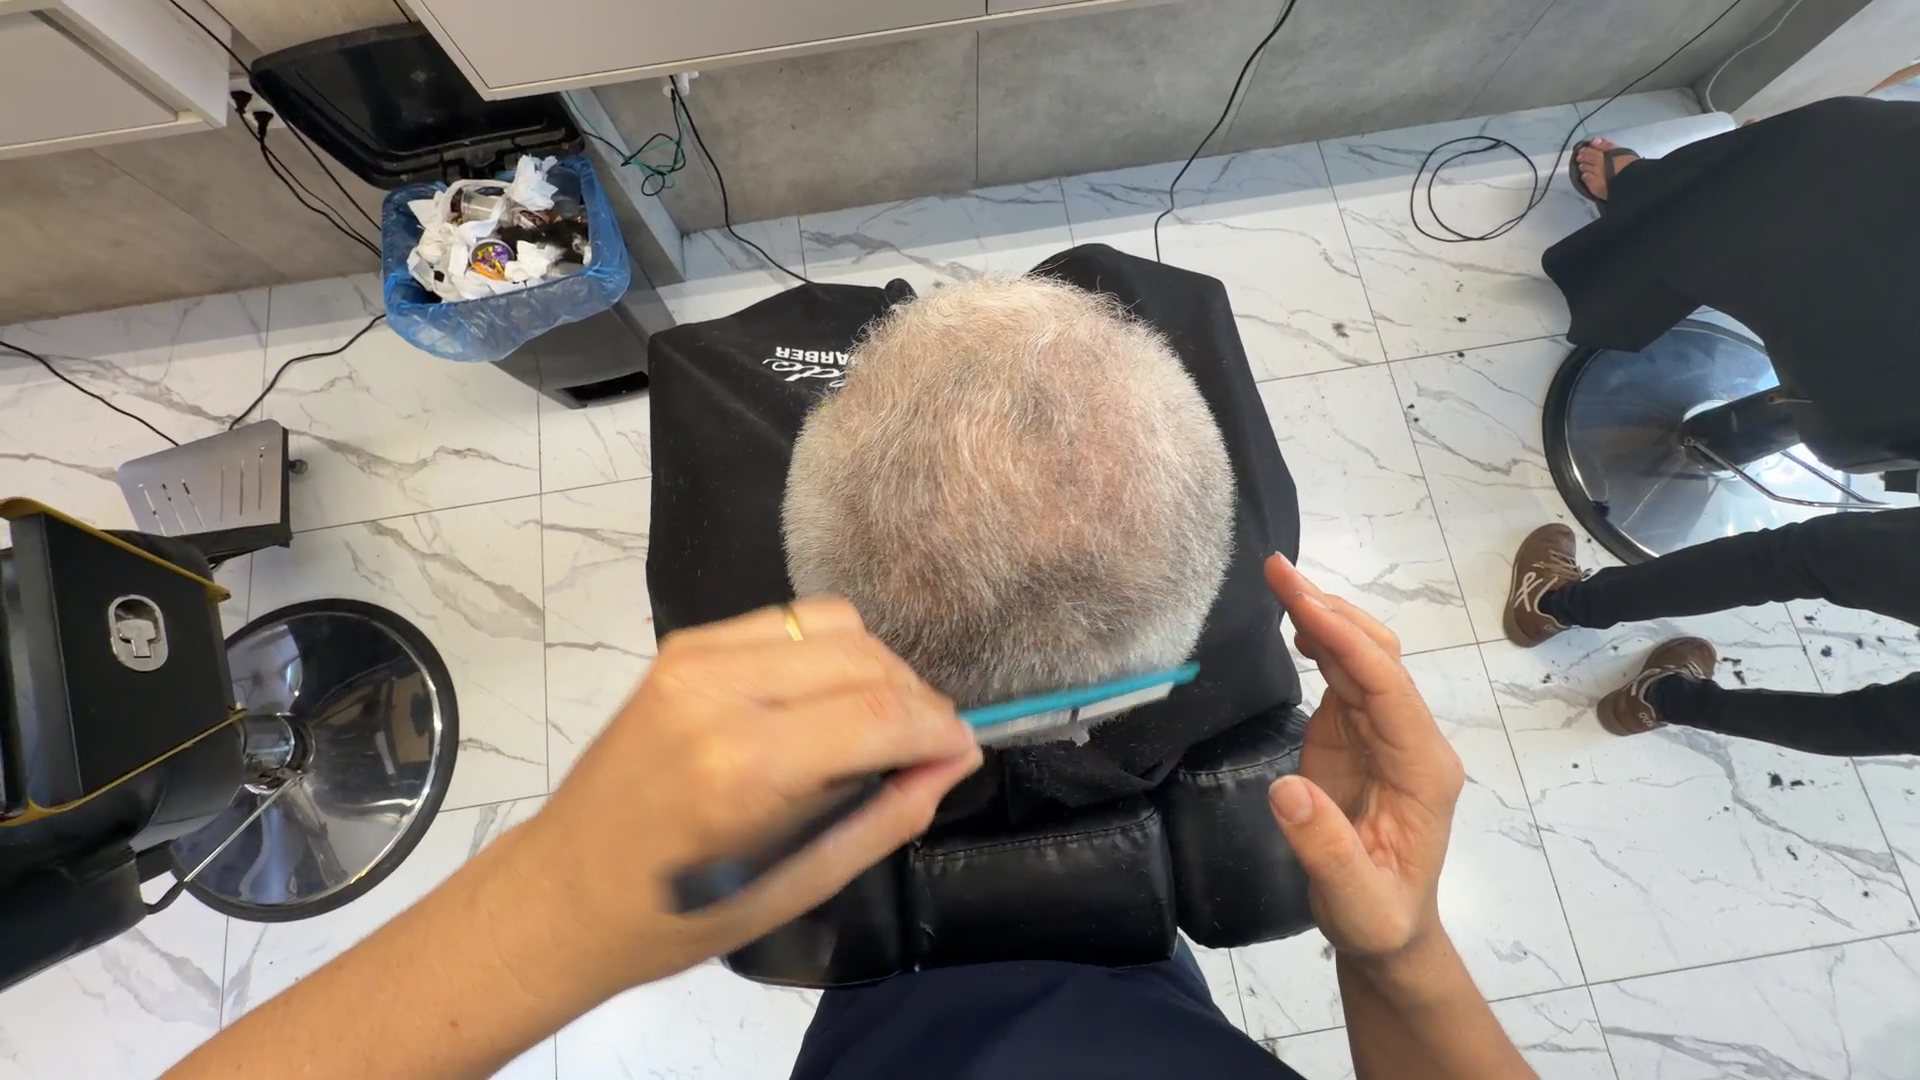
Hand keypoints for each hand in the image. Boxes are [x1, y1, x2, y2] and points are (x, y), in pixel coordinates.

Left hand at [503, 598, 981, 995]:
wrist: (562, 887)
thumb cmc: (679, 912)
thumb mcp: (797, 886)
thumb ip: (888, 815)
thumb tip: (955, 759)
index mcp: (742, 766)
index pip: (877, 713)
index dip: (938, 727)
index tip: (962, 748)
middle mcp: (719, 690)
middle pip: (865, 658)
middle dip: (915, 698)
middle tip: (924, 745)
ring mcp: (696, 654)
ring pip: (837, 624)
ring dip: (877, 669)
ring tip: (875, 721)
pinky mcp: (687, 642)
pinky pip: (793, 621)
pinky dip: (831, 652)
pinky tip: (824, 698)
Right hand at [1263, 554, 1464, 963]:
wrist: (1388, 927)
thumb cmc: (1377, 915)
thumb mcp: (1354, 900)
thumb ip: (1324, 847)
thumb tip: (1286, 788)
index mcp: (1421, 767)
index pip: (1383, 686)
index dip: (1342, 639)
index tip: (1299, 599)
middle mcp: (1410, 737)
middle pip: (1377, 656)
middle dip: (1330, 608)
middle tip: (1278, 570)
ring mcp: (1385, 732)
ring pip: (1361, 656)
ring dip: (1322, 614)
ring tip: (1279, 581)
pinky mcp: (1358, 733)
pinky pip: (1344, 674)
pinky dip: (1319, 640)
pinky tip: (1295, 624)